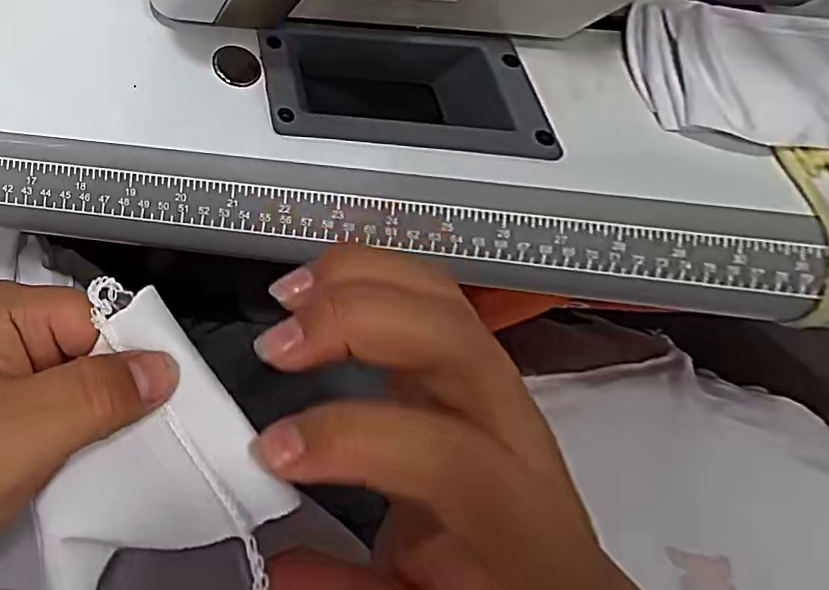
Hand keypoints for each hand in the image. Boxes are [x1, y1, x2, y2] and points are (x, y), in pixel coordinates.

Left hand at [0, 280, 178, 589]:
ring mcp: (16, 374)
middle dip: (126, 389)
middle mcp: (16, 333)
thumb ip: (100, 392)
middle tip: (158, 434)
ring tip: (132, 453)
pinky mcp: (18, 412)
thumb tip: (162, 366)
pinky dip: (92, 435)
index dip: (136, 353)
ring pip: (88, 384)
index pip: (98, 314)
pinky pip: (71, 412)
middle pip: (96, 347)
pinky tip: (106, 461)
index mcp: (12, 311)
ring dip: (111, 418)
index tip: (171, 398)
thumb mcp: (30, 425)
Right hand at [251, 246, 636, 589]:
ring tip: (287, 296)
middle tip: (277, 345)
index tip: (273, 449)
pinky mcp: (460, 353)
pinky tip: (315, 284)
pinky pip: (421, 288)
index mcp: (526, 523)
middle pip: (456, 339)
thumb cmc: (498, 585)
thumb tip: (279, 564)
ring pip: (440, 295)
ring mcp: (494, 382)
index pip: (451, 455)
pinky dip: (360, 270)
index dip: (351, 438)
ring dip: (352, 278)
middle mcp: (518, 435)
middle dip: (350, 323)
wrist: (555, 573)